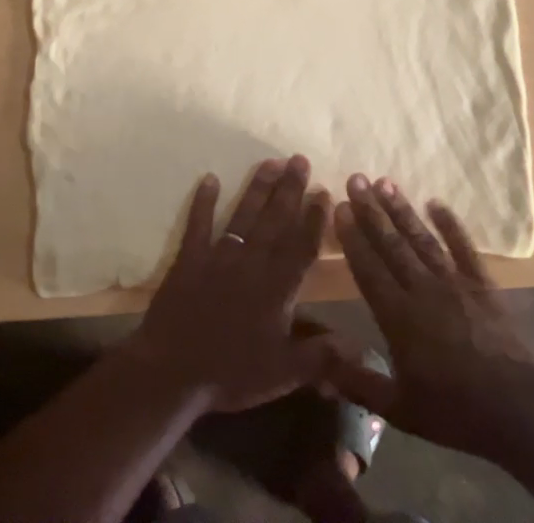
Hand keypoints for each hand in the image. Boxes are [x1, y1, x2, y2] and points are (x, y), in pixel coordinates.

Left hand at [122, 156, 337, 412]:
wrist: (172, 371)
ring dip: (257, 188)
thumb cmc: (231, 374)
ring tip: (270, 161)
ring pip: (243, 215)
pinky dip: (203, 202)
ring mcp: (218, 258)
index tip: (323, 190)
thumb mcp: (285, 373)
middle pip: (275, 221)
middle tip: (299, 159)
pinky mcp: (188, 260)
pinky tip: (209, 178)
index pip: (301, 246)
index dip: (314, 218)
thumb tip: (360, 346)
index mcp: (278, 288)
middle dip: (289, 190)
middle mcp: (251, 264)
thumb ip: (323, 356)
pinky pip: (198, 225)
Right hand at [327, 174, 533, 463]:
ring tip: (385, 183)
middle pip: (392, 244)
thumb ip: (358, 383)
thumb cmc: (454, 411)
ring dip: (402, 211)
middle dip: (371, 211)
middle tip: (355, 179)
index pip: (368, 268)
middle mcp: (423, 291)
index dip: (352, 237)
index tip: (339, 208)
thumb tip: (318, 366)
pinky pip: (465, 249)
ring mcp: (457, 284)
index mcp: (398, 317)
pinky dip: (451, 225)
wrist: (519, 410)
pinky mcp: (485, 286)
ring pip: (423, 240)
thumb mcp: (399, 408)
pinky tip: (436, 204)